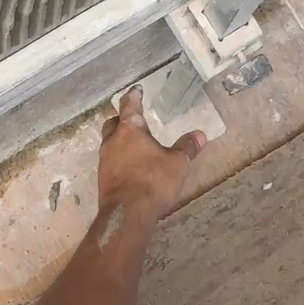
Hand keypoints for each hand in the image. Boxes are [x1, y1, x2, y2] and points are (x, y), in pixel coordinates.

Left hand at [97, 86, 203, 222]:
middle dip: (121, 120)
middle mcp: (112, 142)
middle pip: (112, 124)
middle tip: (131, 120)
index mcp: (130, 130)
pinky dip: (119, 160)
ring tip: (133, 146)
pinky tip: (129, 168)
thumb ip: (187, 147)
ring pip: (109, 144)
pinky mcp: (103, 180)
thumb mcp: (177, 164)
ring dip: (119, 142)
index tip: (136, 90)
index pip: (129, 106)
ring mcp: (104, 162)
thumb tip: (200, 134)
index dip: (133, 96)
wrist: (127, 214)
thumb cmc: (153, 181)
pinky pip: (110, 163)